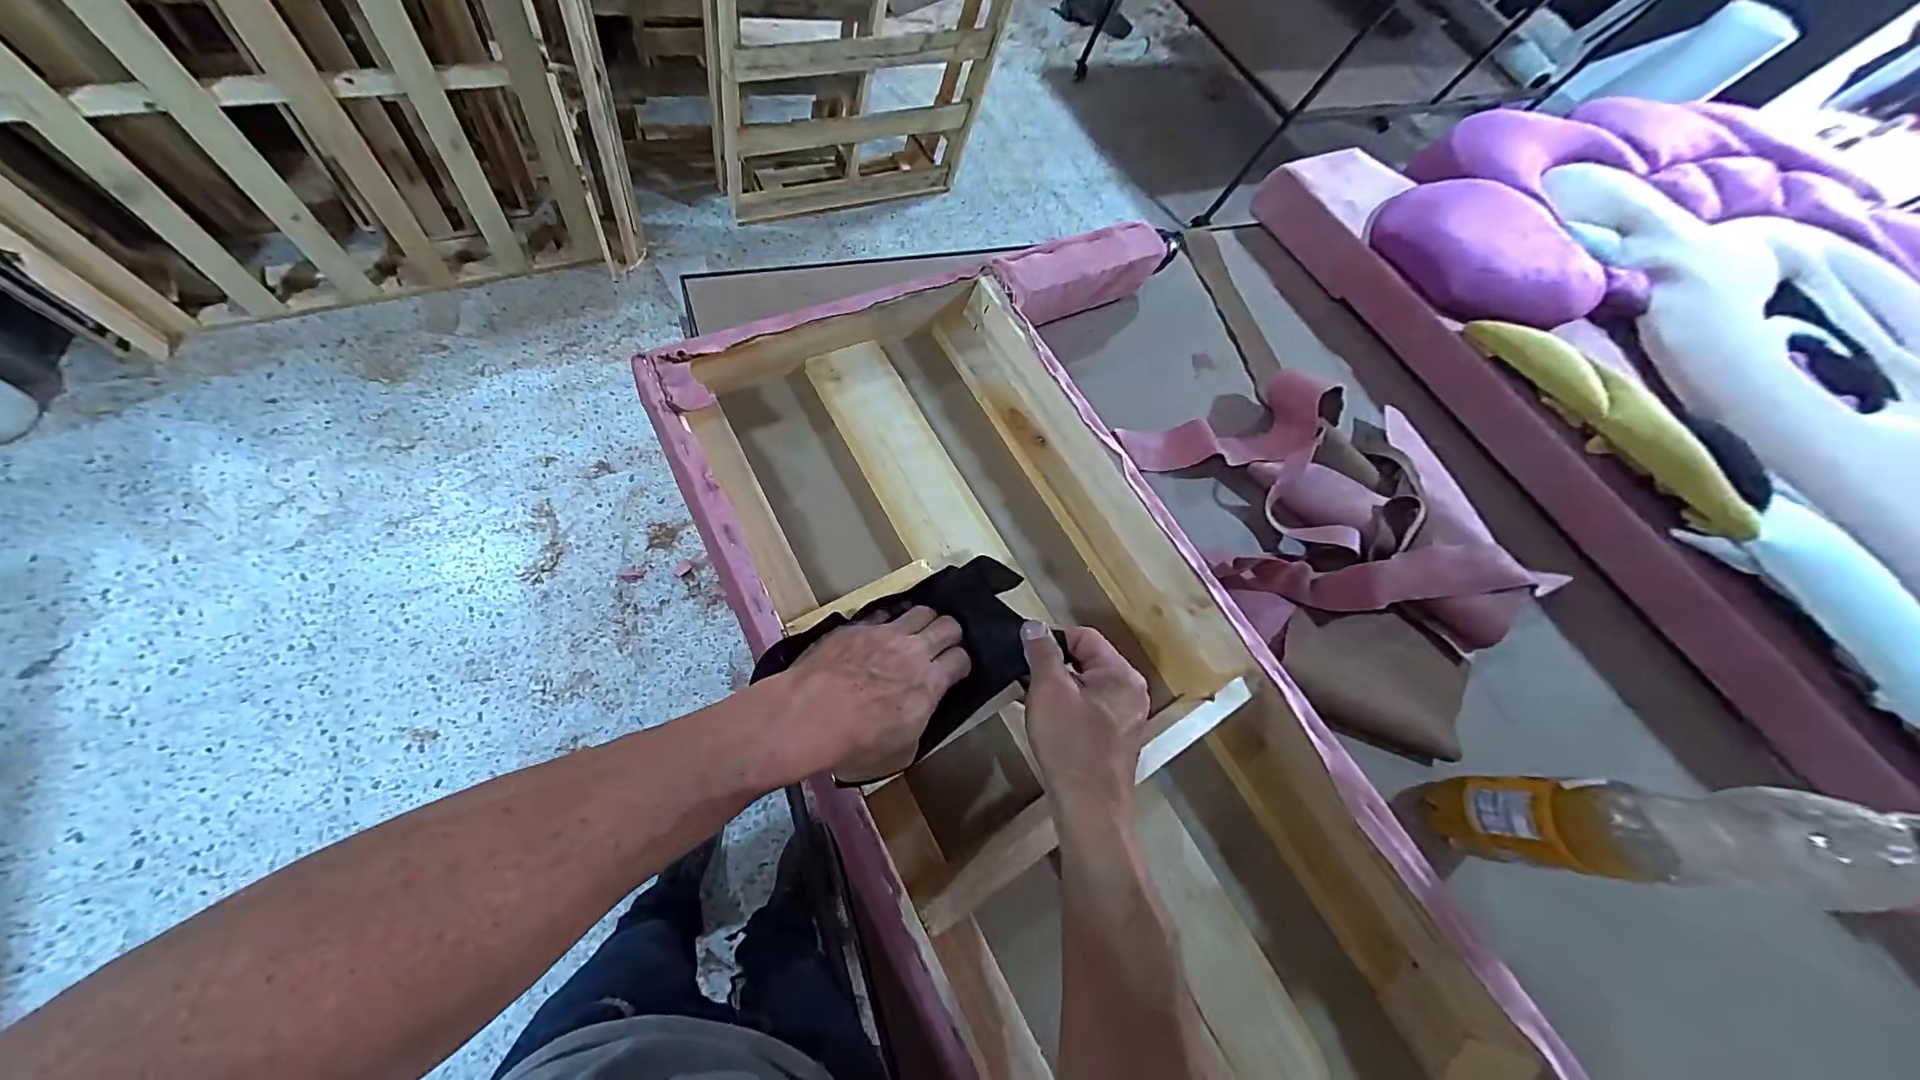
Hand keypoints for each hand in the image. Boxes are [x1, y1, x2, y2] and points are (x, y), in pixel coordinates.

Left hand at [776, 605, 970, 780]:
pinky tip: (879, 633)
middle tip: (942, 645)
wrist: (807, 717)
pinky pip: (881, 614)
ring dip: (923, 619)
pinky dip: (887, 621)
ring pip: (918, 610)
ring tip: (916, 631)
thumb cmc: (855, 744)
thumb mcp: (901, 753)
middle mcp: (912, 651)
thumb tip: (918, 718)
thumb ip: (918, 727)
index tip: (955, 670)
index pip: (961, 659)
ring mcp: (883, 633)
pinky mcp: (855, 627)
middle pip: (948, 625)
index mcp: (930, 683)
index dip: (961, 663)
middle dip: (950, 634)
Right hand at [1020, 621, 1149, 809]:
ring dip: (1058, 690)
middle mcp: (1131, 692)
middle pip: (1086, 661)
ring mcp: (1126, 717)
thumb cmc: (1070, 747)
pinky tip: (1047, 723)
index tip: (1027, 657)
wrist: (1089, 809)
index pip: (1084, 637)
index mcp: (1122, 675)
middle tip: (1027, 681)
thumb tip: (1033, 626)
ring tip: (1033, 703)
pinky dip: (1067, 709)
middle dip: (1054, 668)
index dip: (1052, 641)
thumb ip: (1041, 653)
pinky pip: (1089, 709)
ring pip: (1085, 686)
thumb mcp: (1048, 691)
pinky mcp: (1115, 738)